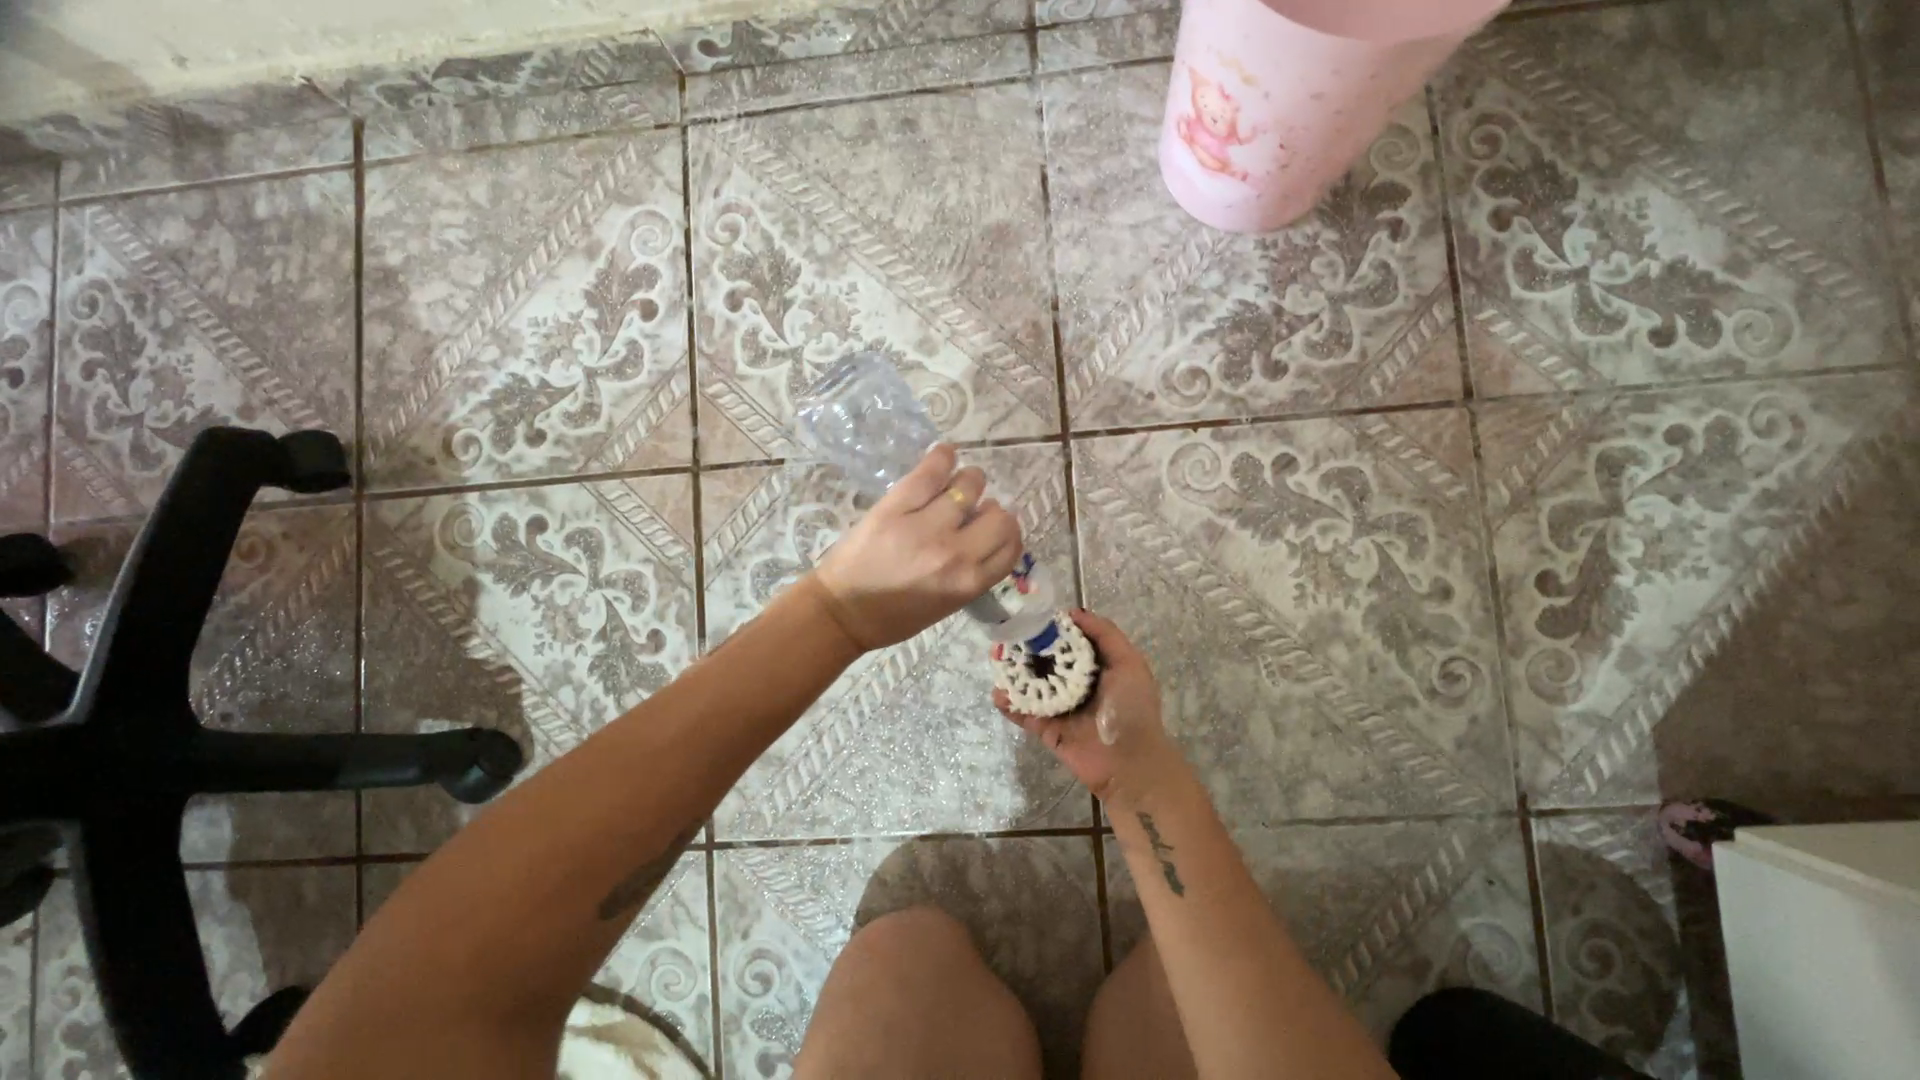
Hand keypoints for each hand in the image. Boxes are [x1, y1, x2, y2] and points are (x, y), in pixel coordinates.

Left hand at [810, 444, 1023, 650]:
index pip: (1011, 545)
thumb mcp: (947, 604)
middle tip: (971, 511)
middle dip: (990, 510)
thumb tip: (985, 532)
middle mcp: (955, 553)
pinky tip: (944, 454)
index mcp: (969, 583)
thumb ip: (972, 572)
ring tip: (955, 485)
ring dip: (968, 482)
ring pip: (969, 485)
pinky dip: (942, 457)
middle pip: (999, 515)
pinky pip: (930, 472)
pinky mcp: (895, 507)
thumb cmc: (895, 616)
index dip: (1006, 534)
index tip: (991, 530)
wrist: (842, 612)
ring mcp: (925, 527)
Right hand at [993, 609, 1187, 809]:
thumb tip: (1074, 613)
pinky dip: (1009, 704)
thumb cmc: (1132, 708)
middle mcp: (1076, 684)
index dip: (1053, 628)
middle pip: (1046, 661)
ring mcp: (1059, 707)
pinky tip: (998, 693)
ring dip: (1013, 674)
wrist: (1129, 763)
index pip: (1070, 642)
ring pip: (1030, 686)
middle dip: (1026, 649)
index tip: (1034, 615)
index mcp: (1096, 667)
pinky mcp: (1046, 729)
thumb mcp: (1129, 663)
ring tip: (996, 661)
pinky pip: (1024, 713)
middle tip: (1007, 637)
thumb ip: (1105, 634)